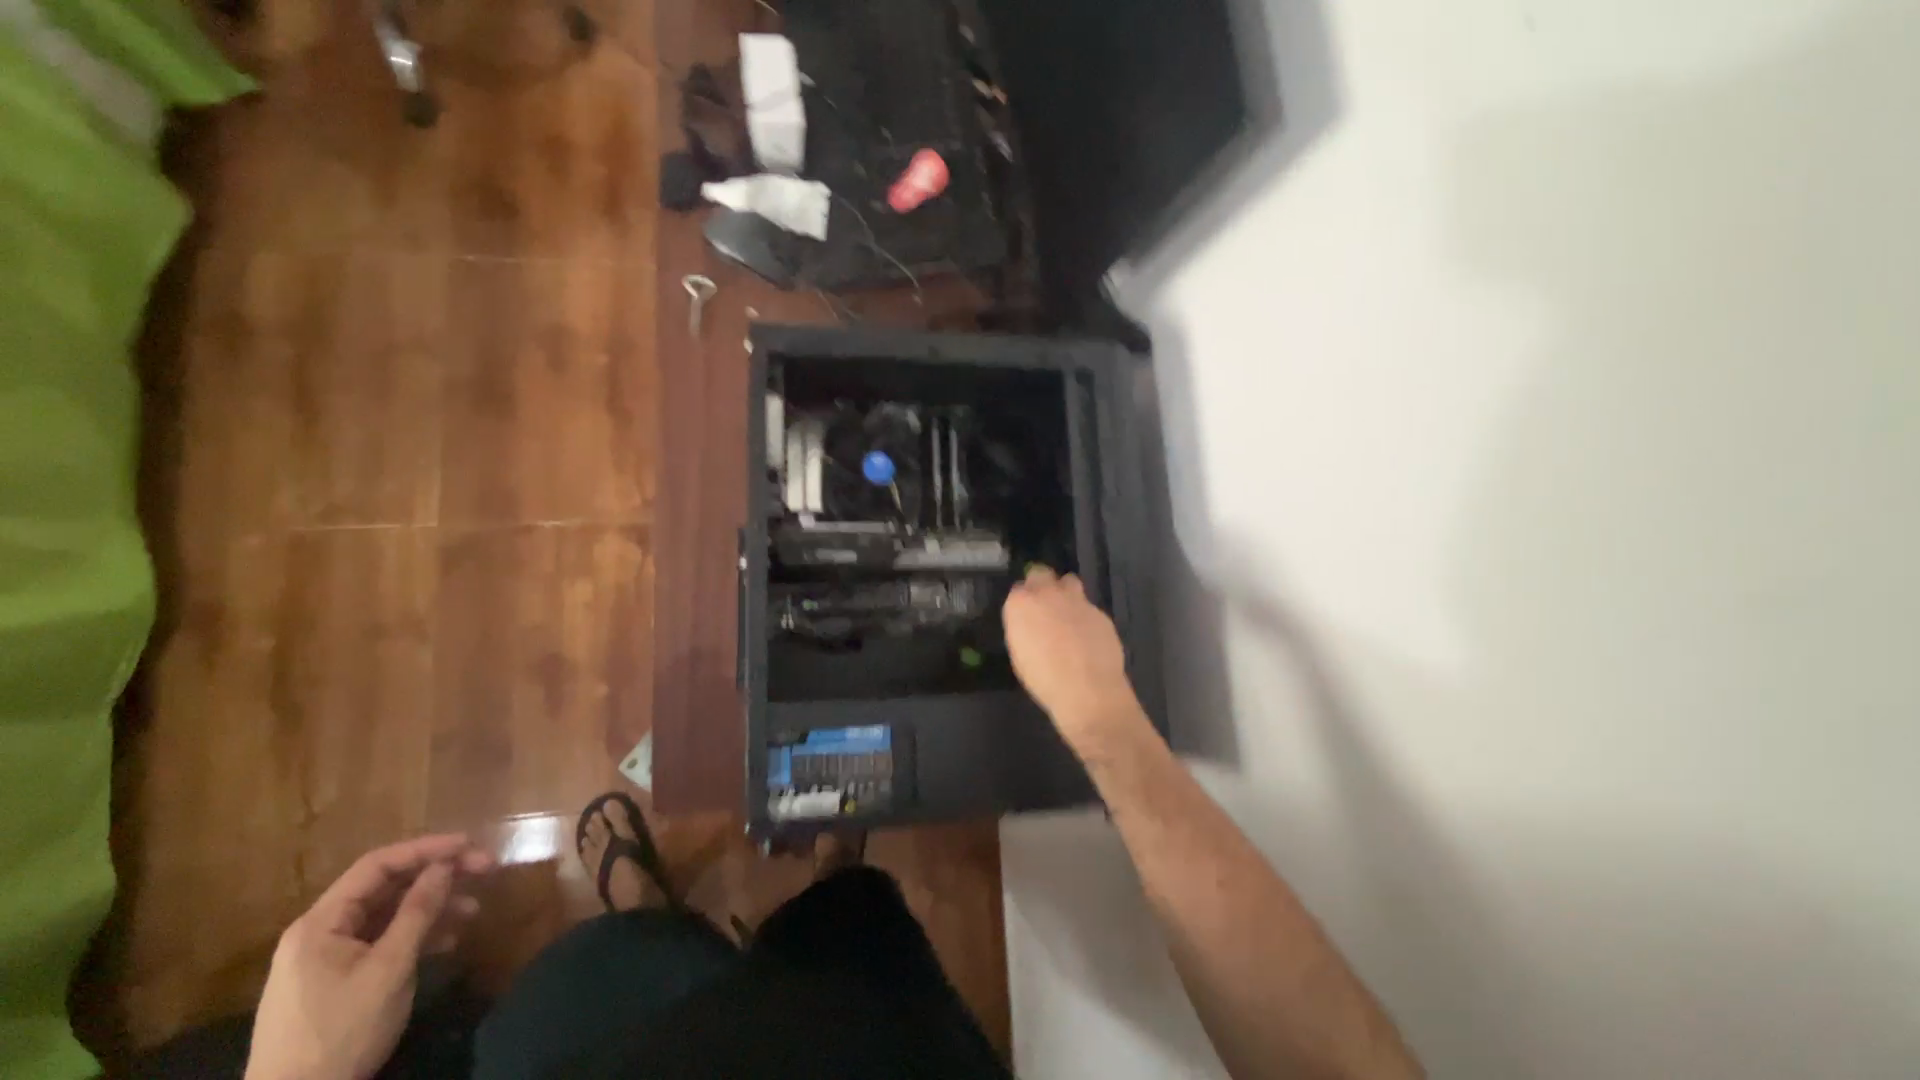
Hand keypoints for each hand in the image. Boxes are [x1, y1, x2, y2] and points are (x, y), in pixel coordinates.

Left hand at [245, 835, 493, 1079]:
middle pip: (384, 888)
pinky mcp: (337, 980)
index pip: (377, 866)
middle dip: (435, 877)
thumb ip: (417, 913)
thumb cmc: (341, 1031)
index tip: (469, 844)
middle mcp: (320, 931)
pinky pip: (381, 942)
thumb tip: (444, 866)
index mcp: (321, 922)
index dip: (425, 849)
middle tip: (484, 870)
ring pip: (386, 916)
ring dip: (431, 908)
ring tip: (474, 911)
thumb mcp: (389, 969)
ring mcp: (327, 958)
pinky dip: (415, 936)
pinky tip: (447, 941)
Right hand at [1004, 566, 1140, 738]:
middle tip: (1044, 605)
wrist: (1087, 689)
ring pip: (1070, 582)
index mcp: (1021, 603)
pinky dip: (1086, 617)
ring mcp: (1077, 600)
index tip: (1025, 613)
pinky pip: (1089, 608)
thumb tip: (1031, 622)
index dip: (1023, 600)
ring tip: (1068, 617)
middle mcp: (1049, 594)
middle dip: (1042, 583)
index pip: (1018, 588)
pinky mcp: (1100, 612)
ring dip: (1066, 593)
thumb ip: (1024, 628)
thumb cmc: (1043, 678)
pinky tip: (1088, 639)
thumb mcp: (1020, 653)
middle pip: (1042, 573)